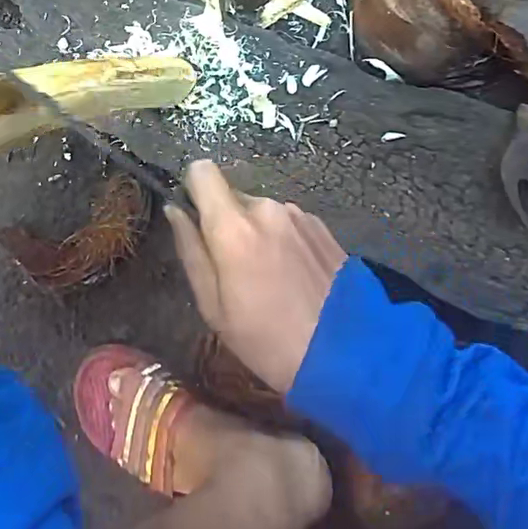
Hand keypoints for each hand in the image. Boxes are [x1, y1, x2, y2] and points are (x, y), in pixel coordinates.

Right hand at [166, 160, 346, 394]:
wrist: (353, 357)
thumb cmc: (268, 340)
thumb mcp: (214, 306)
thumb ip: (190, 250)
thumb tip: (175, 211)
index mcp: (233, 226)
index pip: (202, 171)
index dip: (194, 189)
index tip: (197, 219)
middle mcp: (266, 208)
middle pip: (230, 197)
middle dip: (226, 223)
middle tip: (236, 271)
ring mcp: (297, 215)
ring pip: (259, 211)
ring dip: (256, 233)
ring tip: (271, 279)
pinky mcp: (321, 226)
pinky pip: (286, 222)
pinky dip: (282, 240)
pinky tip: (296, 278)